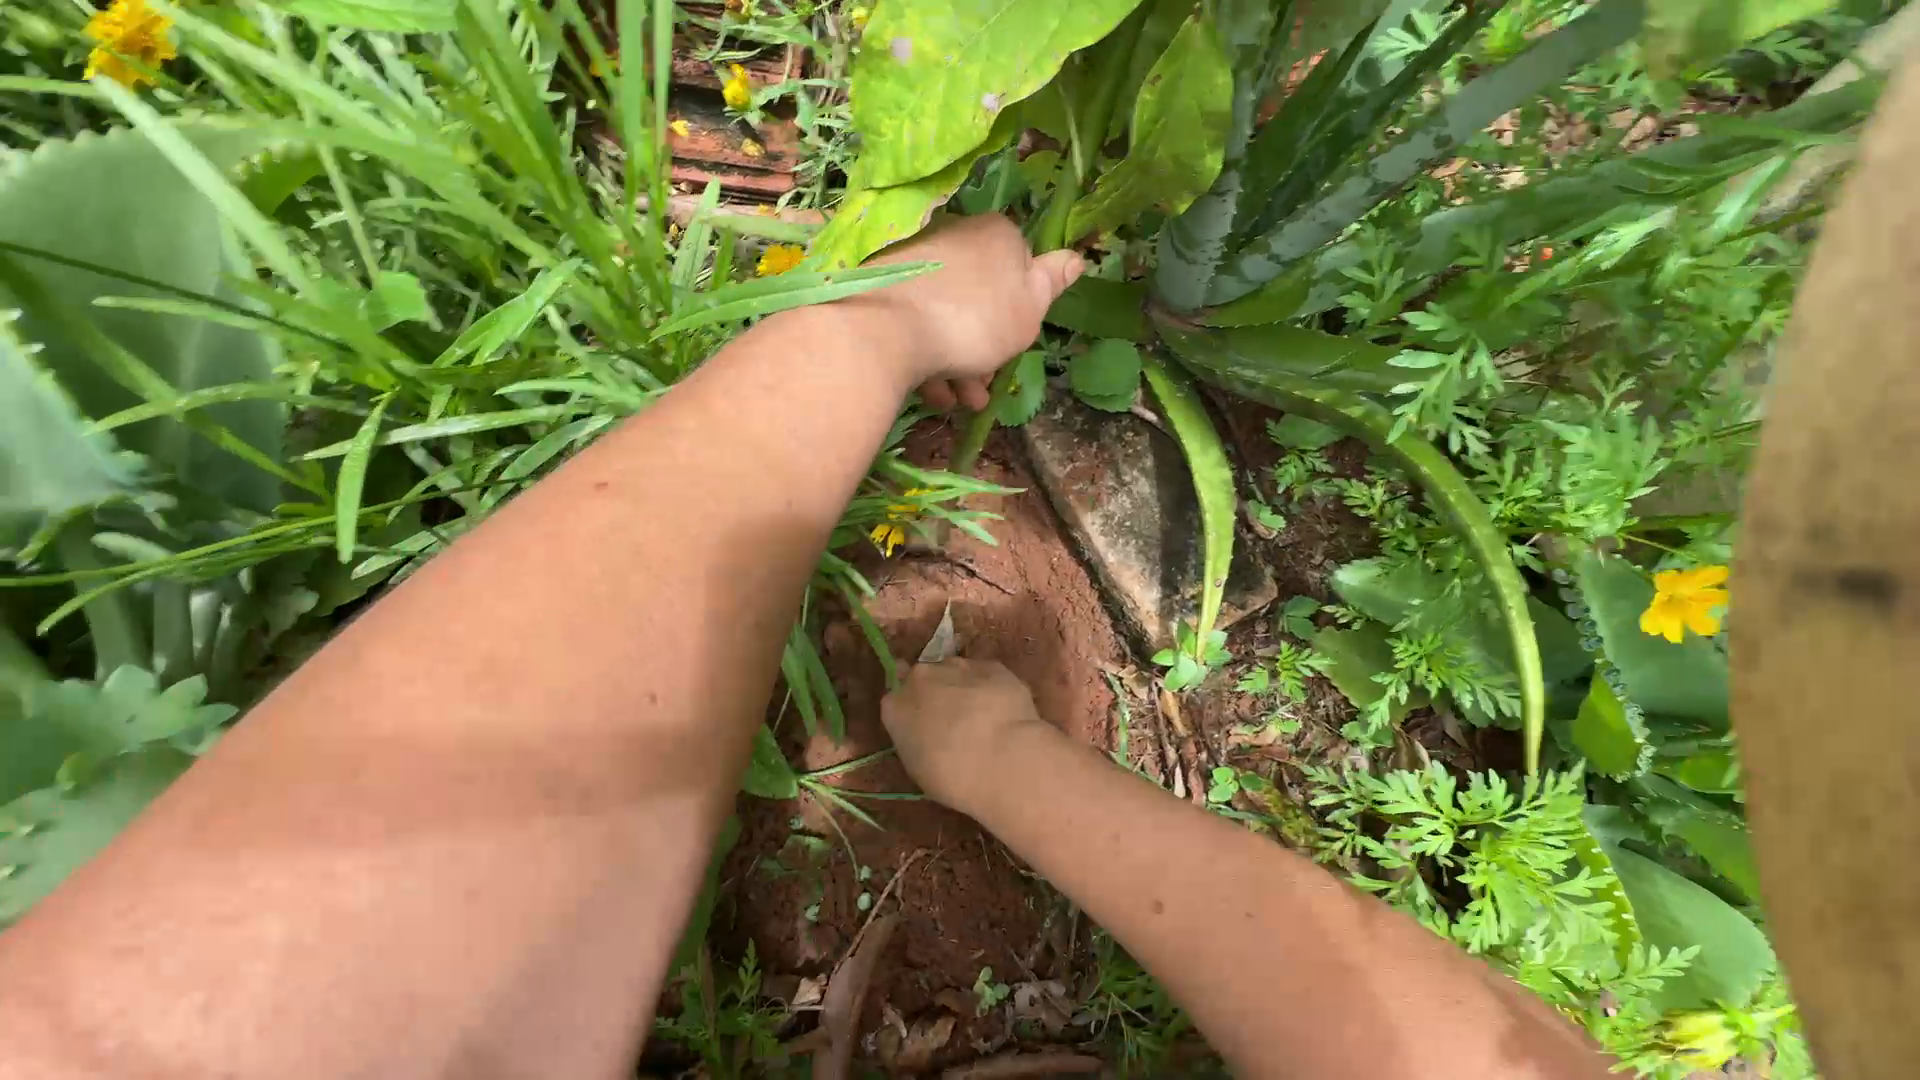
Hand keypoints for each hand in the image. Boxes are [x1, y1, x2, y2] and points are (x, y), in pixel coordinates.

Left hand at [849, 215, 1083, 410]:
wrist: (889, 330)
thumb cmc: (976, 321)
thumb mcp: (1029, 310)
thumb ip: (1051, 283)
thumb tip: (1074, 256)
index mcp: (997, 234)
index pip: (1020, 268)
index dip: (1022, 312)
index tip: (1015, 348)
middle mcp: (955, 237)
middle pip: (981, 299)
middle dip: (986, 350)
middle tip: (981, 390)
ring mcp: (917, 262)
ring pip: (949, 317)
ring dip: (959, 365)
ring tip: (958, 402)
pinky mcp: (884, 289)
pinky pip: (918, 324)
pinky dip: (928, 357)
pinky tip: (932, 393)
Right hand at [880, 658, 1061, 810]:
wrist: (1002, 760)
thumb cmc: (952, 777)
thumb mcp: (918, 765)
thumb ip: (915, 737)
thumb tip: (925, 729)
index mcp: (895, 707)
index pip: (895, 700)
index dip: (911, 712)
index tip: (924, 726)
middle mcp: (921, 677)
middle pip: (924, 679)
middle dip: (936, 694)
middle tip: (954, 720)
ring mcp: (957, 667)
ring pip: (955, 672)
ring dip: (963, 687)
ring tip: (983, 715)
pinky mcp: (991, 666)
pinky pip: (985, 674)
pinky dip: (990, 687)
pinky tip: (1003, 709)